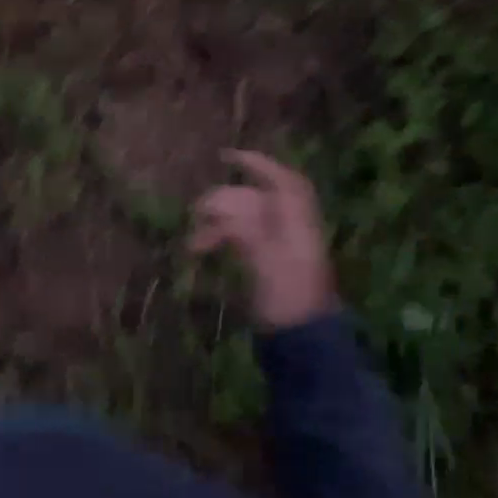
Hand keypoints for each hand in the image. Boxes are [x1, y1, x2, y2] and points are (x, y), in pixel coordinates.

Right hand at [189, 149, 336, 327]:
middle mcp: (290, 228)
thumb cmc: (288, 297)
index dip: (258, 164)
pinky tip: (202, 249)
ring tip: (194, 243)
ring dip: (217, 225)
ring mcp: (279, 248)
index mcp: (298, 222)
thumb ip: (243, 230)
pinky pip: (240, 241)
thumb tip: (216, 208)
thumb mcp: (266, 261)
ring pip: (244, 221)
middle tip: (196, 211)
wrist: (302, 340)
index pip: (283, 182)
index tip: (226, 157)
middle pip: (256, 200)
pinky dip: (221, 240)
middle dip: (224, 201)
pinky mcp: (267, 266)